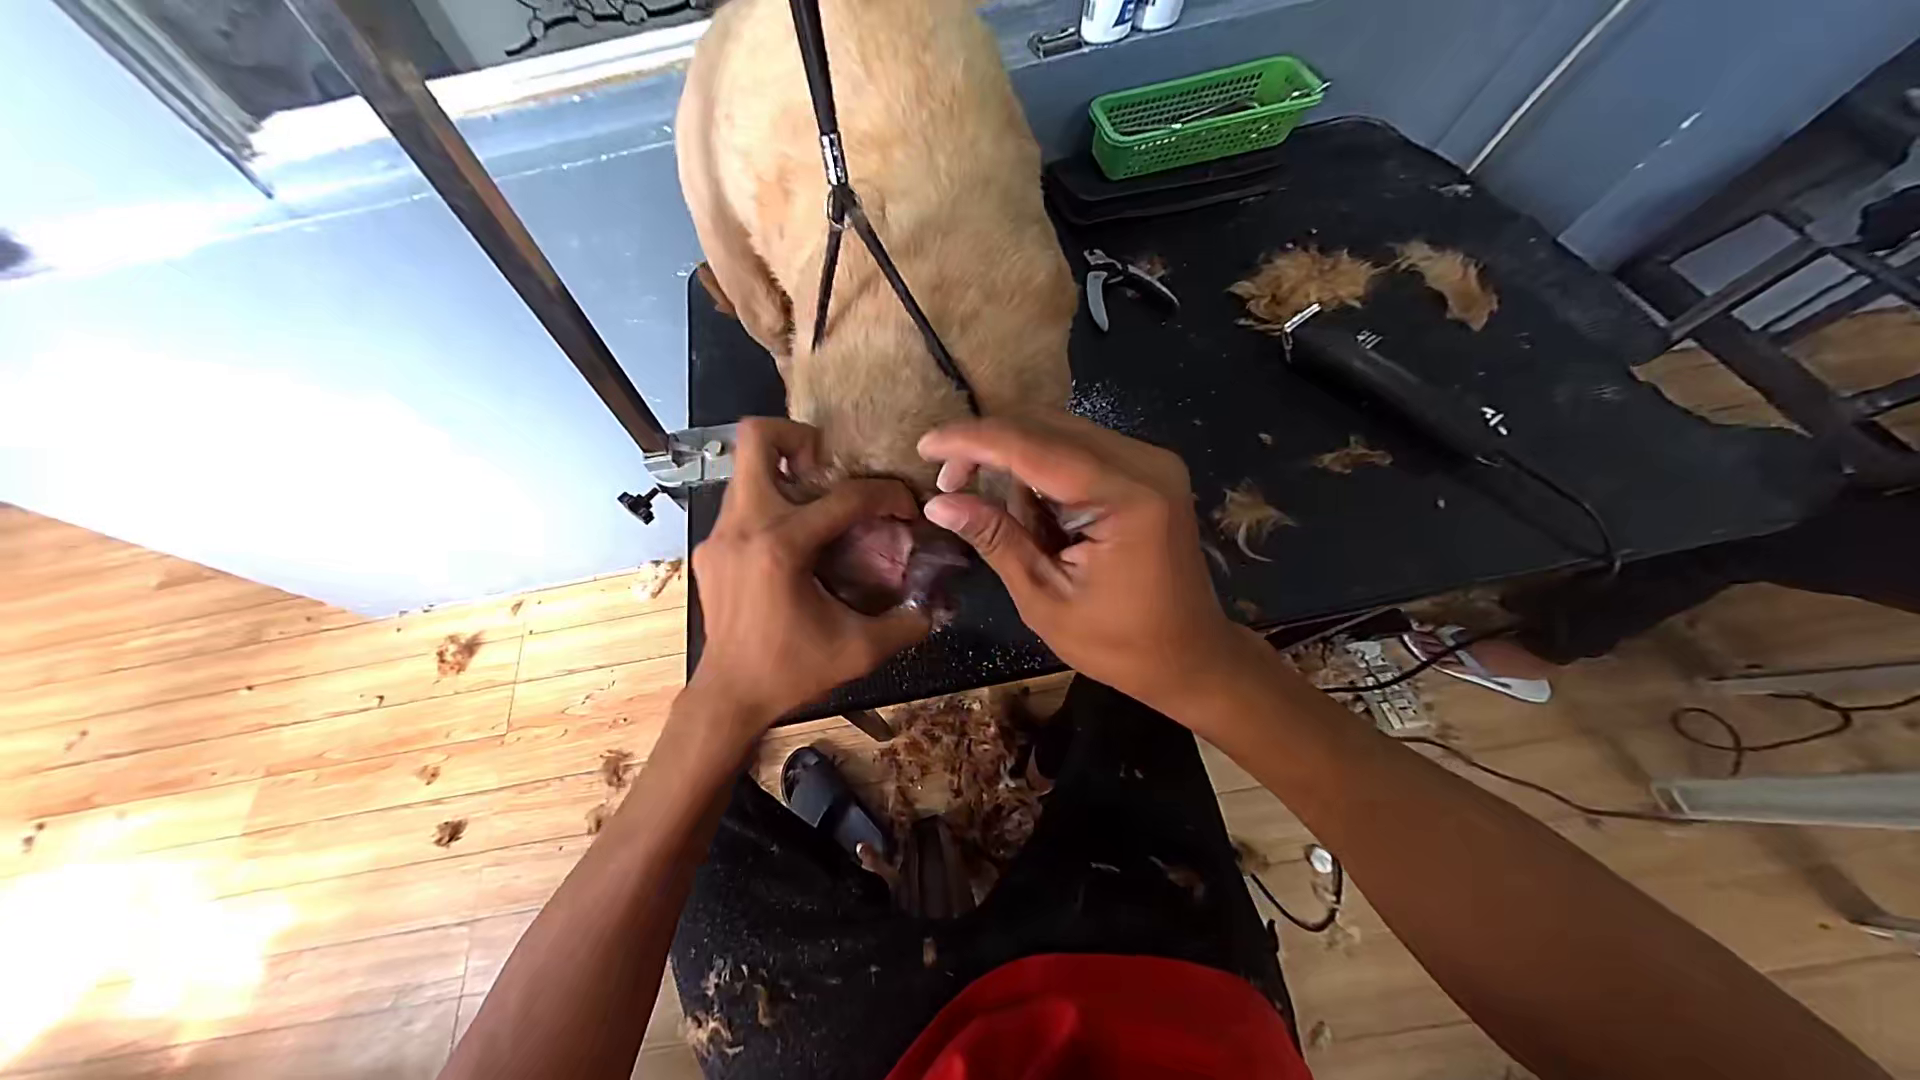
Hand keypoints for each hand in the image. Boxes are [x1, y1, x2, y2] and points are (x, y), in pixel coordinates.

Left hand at [686, 418, 931, 734]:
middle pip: (757, 439)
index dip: (886, 495)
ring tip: (819, 503)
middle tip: (831, 468)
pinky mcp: (709, 549)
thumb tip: (938, 601)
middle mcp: (743, 527)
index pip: (844, 497)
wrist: (729, 697)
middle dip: (801, 438)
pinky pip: (741, 504)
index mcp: (781, 547)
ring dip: (786, 472)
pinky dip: (772, 505)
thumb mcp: (861, 650)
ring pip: (747, 469)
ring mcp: (720, 536)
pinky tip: (795, 540)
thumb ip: (908, 622)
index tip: (905, 508)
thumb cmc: (791, 672)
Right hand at [917, 413, 1256, 715]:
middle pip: (1046, 426)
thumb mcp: (1045, 599)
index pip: (1035, 447)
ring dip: (1014, 461)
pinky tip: (1035, 513)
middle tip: (949, 486)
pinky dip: (1041, 471)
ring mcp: (1150, 461)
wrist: (1191, 656)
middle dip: (989, 448)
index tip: (925, 446)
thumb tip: (938, 502)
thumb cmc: (1120, 644)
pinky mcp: (1146, 469)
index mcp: (1128, 499)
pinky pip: (1077, 449)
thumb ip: (996, 540)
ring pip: (1058, 432)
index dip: (973, 441)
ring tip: (1001, 517)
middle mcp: (1145, 463)